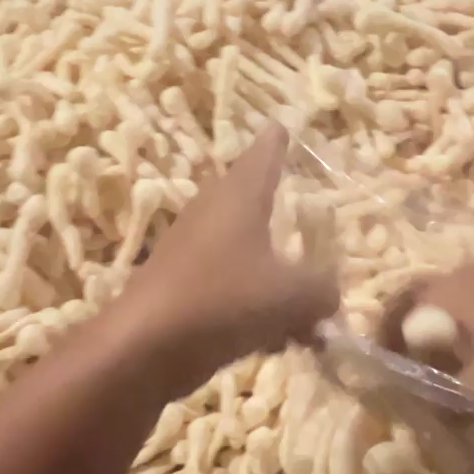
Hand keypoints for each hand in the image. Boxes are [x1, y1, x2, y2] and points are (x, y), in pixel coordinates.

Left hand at [119, 124, 339, 383]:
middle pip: (250, 201)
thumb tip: (329, 294)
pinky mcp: (181, 291)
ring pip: (244, 253)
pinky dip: (255, 308)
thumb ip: (322, 289)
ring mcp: (192, 254)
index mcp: (239, 197)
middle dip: (278, 210)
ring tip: (308, 306)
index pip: (263, 154)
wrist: (145, 349)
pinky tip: (278, 340)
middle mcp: (212, 215)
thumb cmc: (223, 301)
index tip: (282, 125)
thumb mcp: (292, 295)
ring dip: (275, 275)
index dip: (277, 141)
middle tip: (304, 212)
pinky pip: (231, 290)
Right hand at [380, 264, 473, 402]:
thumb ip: (443, 399)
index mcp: (445, 293)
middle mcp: (464, 274)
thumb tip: (417, 407)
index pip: (394, 310)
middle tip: (411, 367)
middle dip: (411, 334)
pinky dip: (470, 327)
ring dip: (442, 331)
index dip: (383, 341)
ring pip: (452, 302)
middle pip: (421, 302)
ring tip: (447, 365)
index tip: (383, 370)